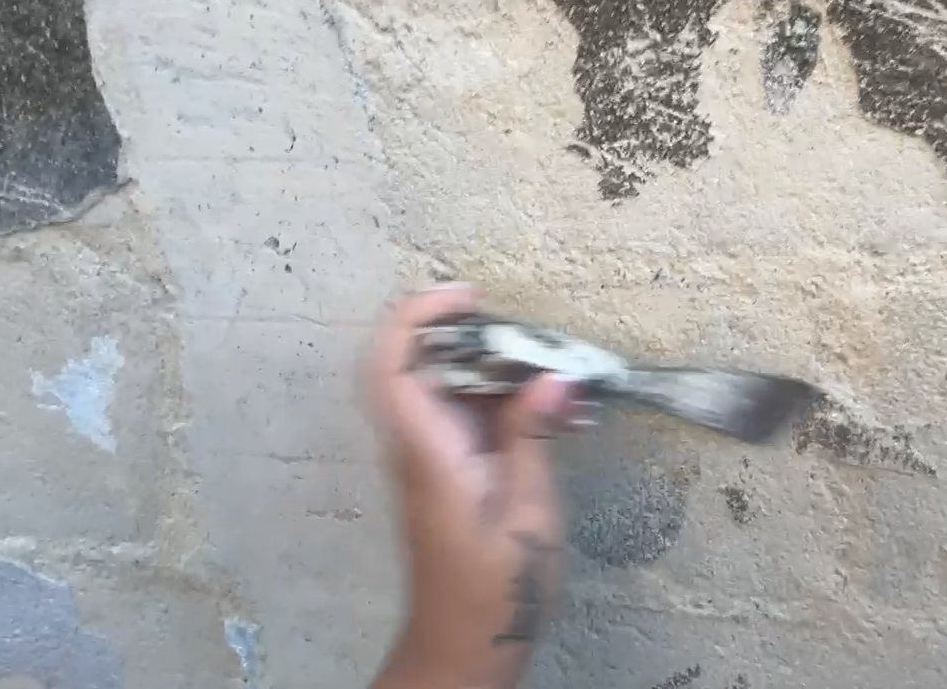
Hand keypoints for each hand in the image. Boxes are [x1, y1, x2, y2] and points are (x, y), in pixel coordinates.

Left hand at [368, 287, 578, 688]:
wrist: (463, 649)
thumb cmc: (495, 591)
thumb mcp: (527, 512)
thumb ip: (532, 438)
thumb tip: (553, 376)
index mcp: (428, 452)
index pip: (392, 366)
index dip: (418, 316)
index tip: (470, 297)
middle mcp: (420, 443)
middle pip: (418, 360)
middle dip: (470, 330)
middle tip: (527, 329)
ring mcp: (433, 451)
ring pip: (449, 381)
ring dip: (496, 362)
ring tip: (553, 364)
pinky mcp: (452, 461)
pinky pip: (470, 407)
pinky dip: (507, 393)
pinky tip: (554, 404)